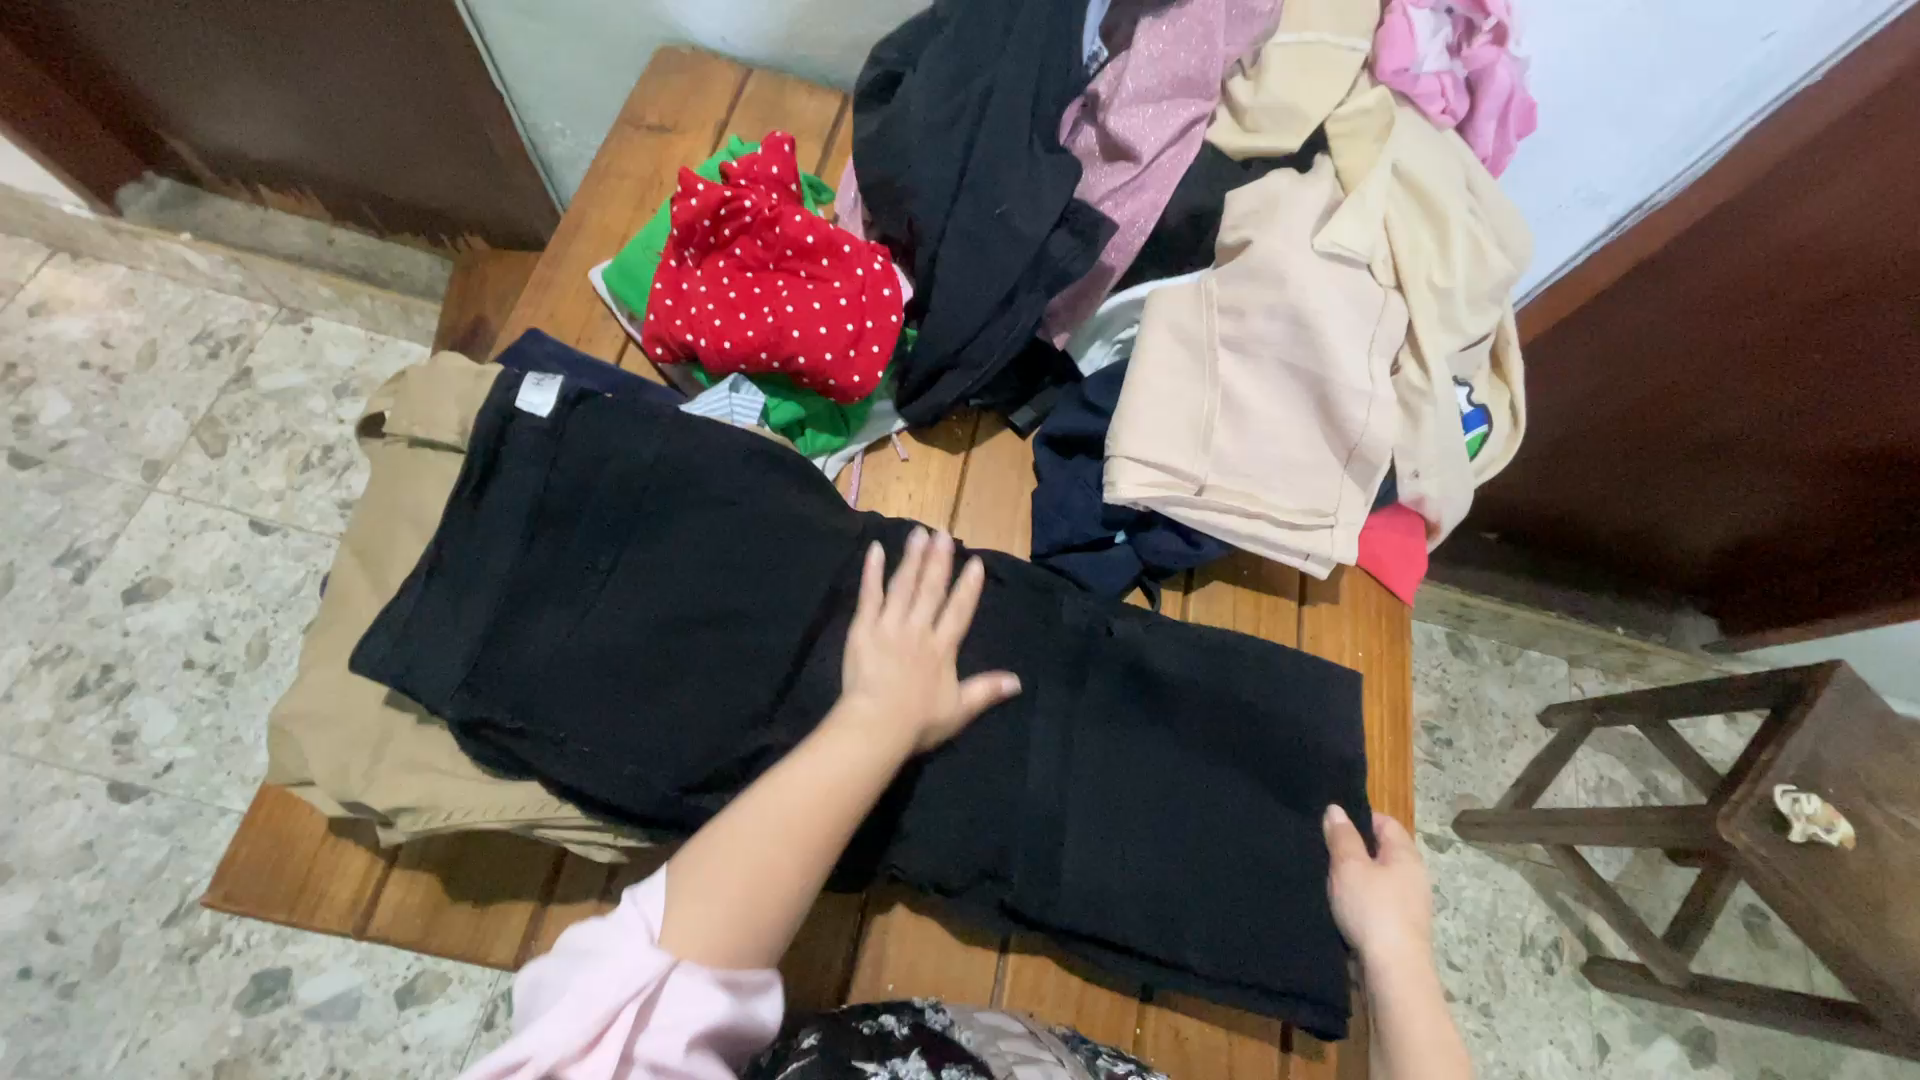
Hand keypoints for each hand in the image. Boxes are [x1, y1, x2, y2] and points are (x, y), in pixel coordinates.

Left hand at [836, 528, 1021, 753]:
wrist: (876, 725)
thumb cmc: (918, 721)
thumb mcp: (960, 709)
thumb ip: (987, 690)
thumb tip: (1017, 681)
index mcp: (942, 647)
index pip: (959, 610)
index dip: (969, 586)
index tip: (975, 562)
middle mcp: (919, 629)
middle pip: (931, 589)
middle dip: (939, 560)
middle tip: (943, 533)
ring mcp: (890, 625)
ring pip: (904, 585)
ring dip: (912, 558)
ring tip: (919, 533)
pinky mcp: (864, 628)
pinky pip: (870, 595)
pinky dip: (872, 572)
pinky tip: (875, 551)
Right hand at [1324, 806, 1433, 973]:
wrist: (1394, 970)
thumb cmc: (1372, 909)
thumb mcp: (1348, 866)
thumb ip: (1341, 836)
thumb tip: (1336, 809)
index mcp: (1406, 856)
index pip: (1385, 822)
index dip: (1359, 817)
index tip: (1330, 823)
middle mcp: (1414, 876)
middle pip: (1382, 850)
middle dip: (1353, 848)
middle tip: (1322, 847)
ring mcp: (1410, 904)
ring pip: (1378, 877)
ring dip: (1355, 876)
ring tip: (1325, 876)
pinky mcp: (1401, 927)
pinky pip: (1377, 901)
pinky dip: (1359, 898)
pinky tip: (1339, 904)